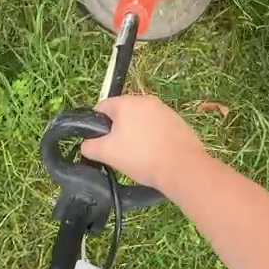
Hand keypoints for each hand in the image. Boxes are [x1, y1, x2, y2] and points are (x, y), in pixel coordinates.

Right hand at [81, 95, 207, 189]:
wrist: (182, 168)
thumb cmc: (141, 157)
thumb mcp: (107, 153)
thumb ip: (89, 146)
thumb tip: (86, 145)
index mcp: (126, 102)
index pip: (101, 107)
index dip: (95, 126)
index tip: (99, 143)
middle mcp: (146, 100)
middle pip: (122, 114)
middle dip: (117, 131)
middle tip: (118, 152)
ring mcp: (165, 110)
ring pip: (141, 121)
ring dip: (136, 135)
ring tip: (138, 157)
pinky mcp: (179, 122)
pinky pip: (157, 128)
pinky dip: (153, 139)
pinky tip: (154, 156)